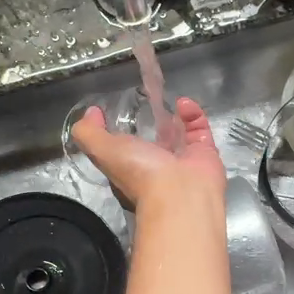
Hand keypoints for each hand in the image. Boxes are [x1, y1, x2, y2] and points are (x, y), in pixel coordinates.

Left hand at [72, 97, 224, 208]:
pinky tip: (183, 104)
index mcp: (130, 172)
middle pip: (152, 142)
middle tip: (147, 100)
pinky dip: (192, 115)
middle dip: (150, 123)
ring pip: (178, 134)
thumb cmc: (140, 173)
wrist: (182, 193)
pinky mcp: (204, 153)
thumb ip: (89, 133)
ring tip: (167, 99)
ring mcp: (183, 160)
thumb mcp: (102, 151)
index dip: (117, 134)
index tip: (113, 113)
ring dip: (173, 115)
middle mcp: (157, 168)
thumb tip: (90, 114)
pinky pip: (199, 130)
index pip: (122, 152)